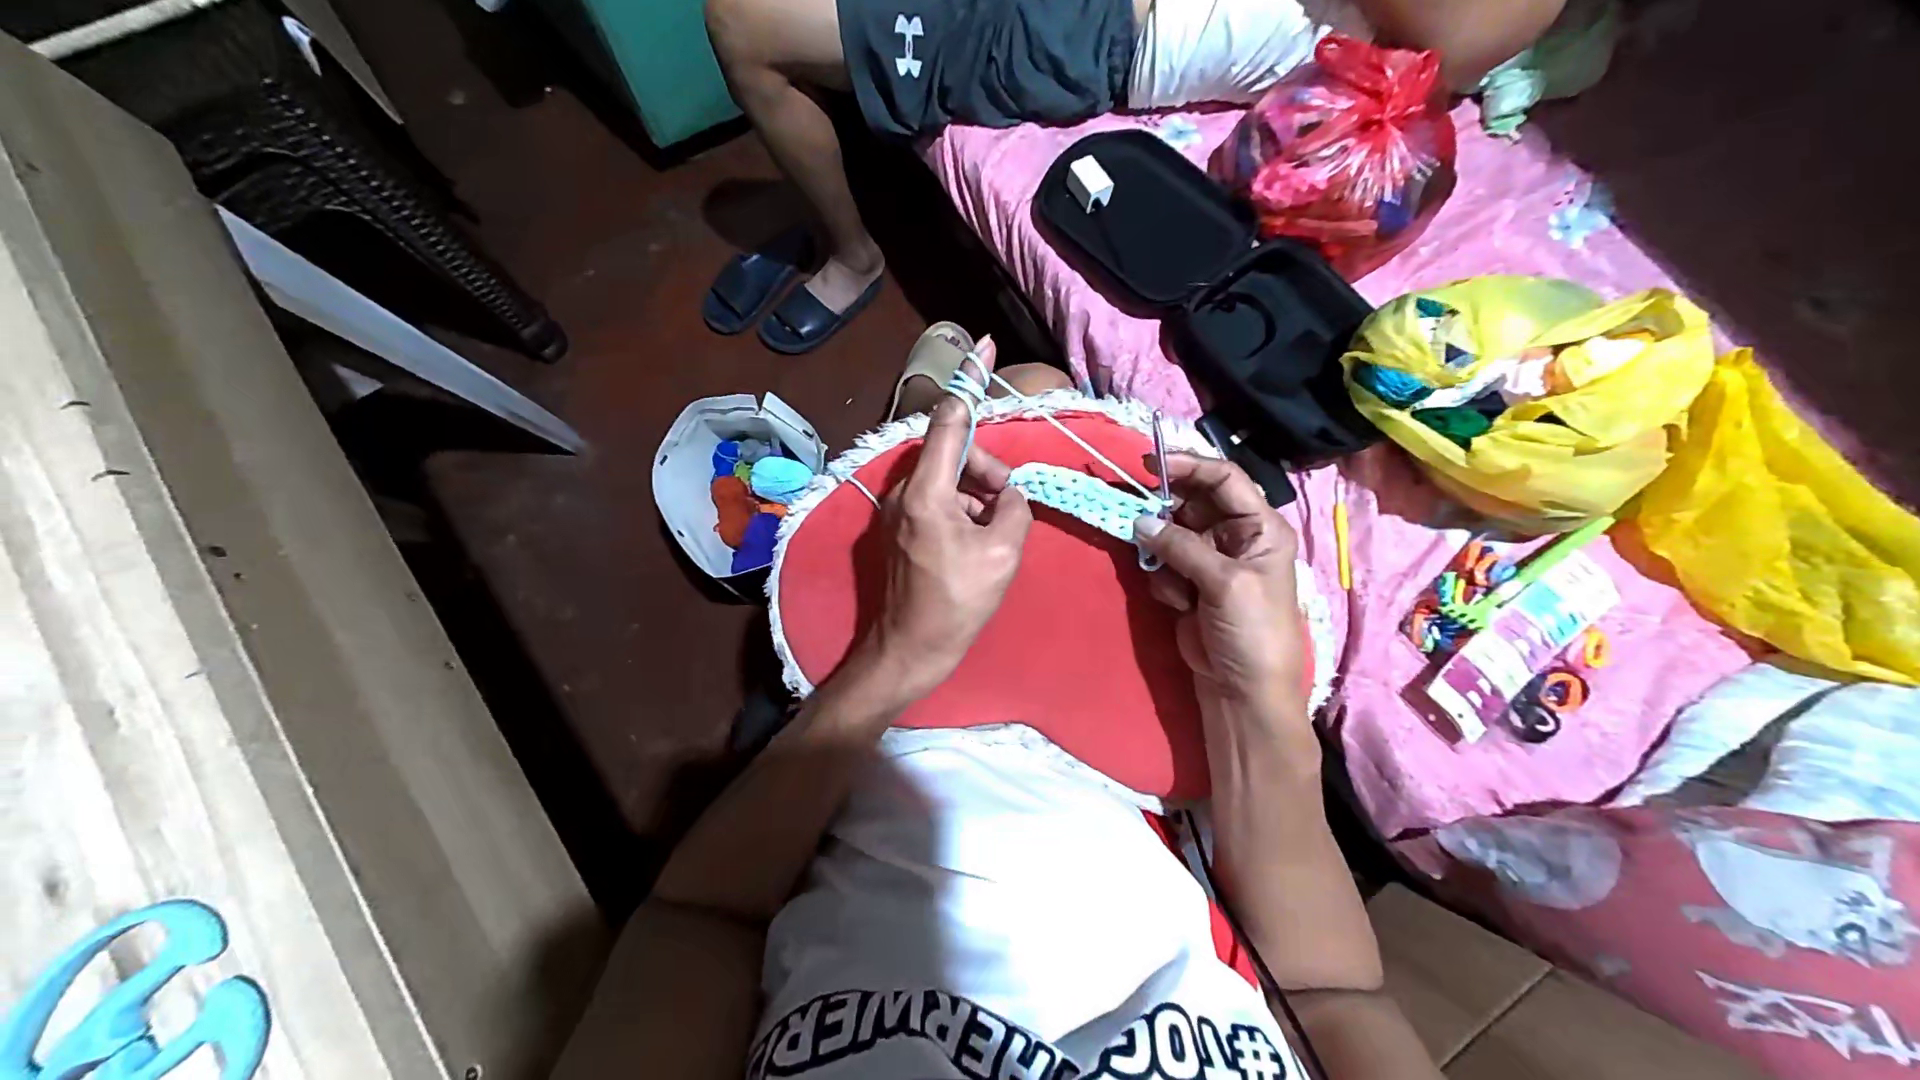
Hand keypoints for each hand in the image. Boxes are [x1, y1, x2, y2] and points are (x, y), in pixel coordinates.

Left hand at [863, 395, 1032, 701]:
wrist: (911, 647)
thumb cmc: (957, 602)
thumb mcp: (1003, 551)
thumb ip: (1013, 506)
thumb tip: (1006, 494)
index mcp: (926, 492)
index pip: (950, 421)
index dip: (969, 381)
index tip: (984, 343)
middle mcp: (904, 491)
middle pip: (953, 452)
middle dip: (986, 469)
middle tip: (1009, 502)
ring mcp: (898, 510)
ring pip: (948, 478)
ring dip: (977, 494)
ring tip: (995, 532)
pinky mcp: (900, 527)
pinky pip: (938, 499)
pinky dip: (962, 509)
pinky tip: (977, 542)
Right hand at [1134, 454, 1305, 709]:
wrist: (1242, 689)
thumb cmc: (1251, 630)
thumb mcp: (1224, 582)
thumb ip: (1181, 546)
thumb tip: (1139, 520)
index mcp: (1260, 527)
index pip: (1225, 479)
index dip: (1190, 467)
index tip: (1150, 465)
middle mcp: (1235, 536)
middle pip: (1193, 503)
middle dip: (1168, 514)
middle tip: (1142, 521)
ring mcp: (1209, 559)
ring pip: (1170, 533)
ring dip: (1164, 556)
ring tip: (1179, 589)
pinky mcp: (1188, 582)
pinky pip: (1162, 562)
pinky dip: (1163, 579)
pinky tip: (1179, 605)